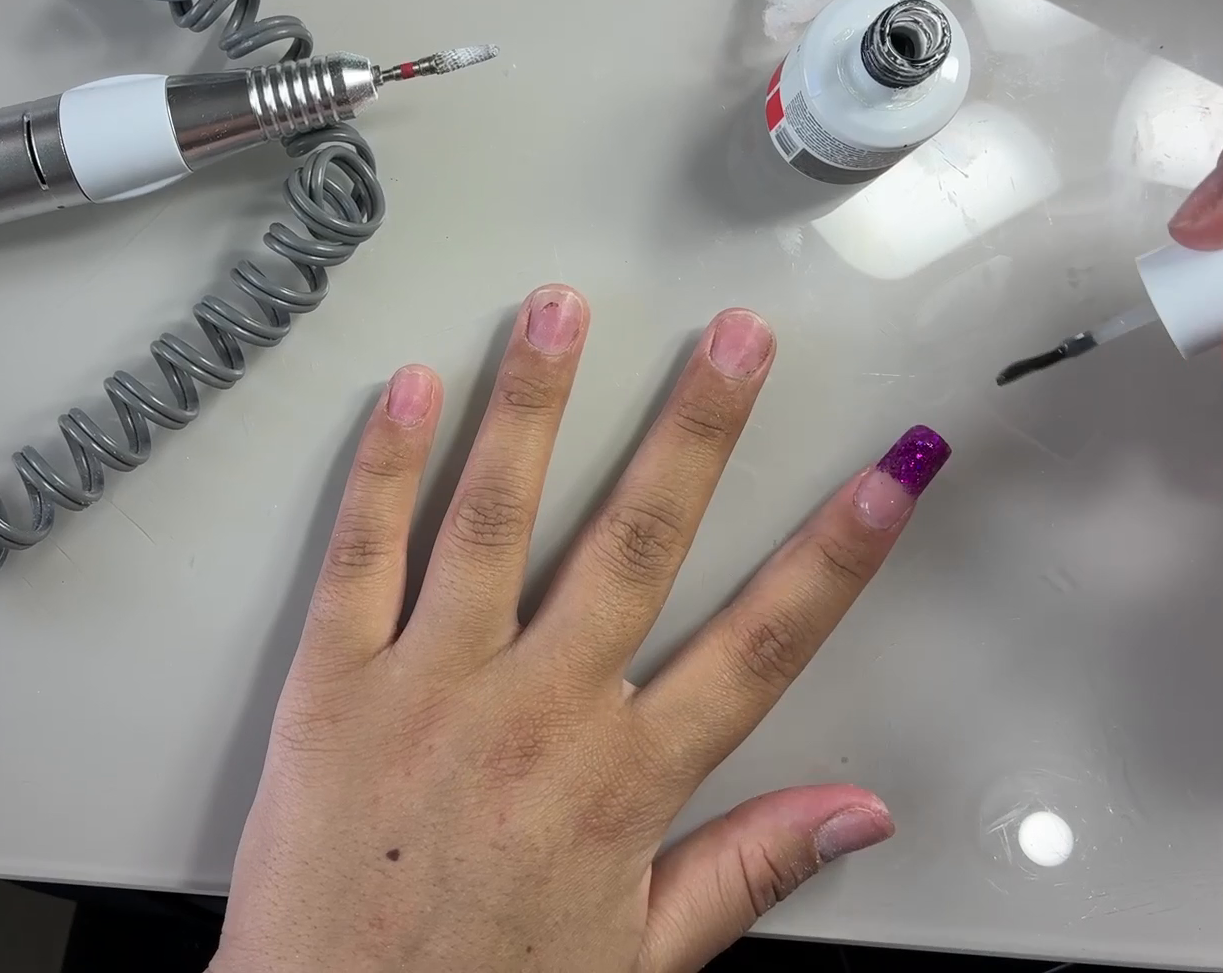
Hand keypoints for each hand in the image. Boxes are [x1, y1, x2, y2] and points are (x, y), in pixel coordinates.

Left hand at [212, 286, 949, 972]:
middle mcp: (537, 710)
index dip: (836, 554)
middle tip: (733, 340)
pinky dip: (388, 464)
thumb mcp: (636, 962)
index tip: (885, 475)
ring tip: (561, 315)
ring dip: (536, 404)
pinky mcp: (336, 677)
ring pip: (496, 514)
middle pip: (638, 541)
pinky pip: (366, 551)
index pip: (761, 644)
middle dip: (696, 429)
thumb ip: (746, 874)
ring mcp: (431, 681)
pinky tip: (412, 390)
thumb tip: (858, 813)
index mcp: (620, 779)